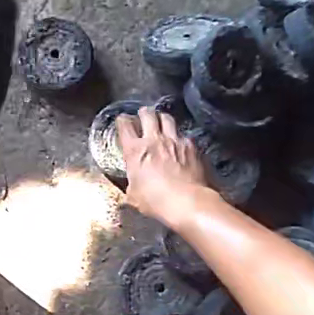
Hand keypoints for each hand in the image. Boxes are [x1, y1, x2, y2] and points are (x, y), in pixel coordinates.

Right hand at [116, 106, 219, 228]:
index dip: (122, 121)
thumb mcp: (134, 196)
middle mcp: (154, 140)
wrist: (187, 201)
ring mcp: (175, 141)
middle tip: (143, 114)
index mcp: (135, 151)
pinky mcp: (191, 146)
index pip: (125, 126)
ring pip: (167, 118)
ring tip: (162, 121)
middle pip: (147, 114)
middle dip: (144, 113)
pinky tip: (180, 142)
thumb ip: (132, 184)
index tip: (123, 121)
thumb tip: (132, 187)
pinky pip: (184, 135)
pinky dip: (180, 136)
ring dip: (162, 118)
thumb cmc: (157, 201)